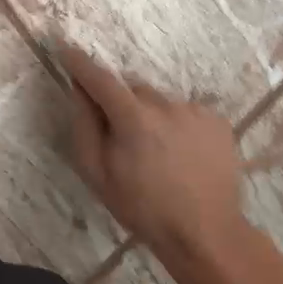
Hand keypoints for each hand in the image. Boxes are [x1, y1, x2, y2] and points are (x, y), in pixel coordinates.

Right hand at [61, 43, 254, 283]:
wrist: (206, 234)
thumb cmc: (143, 208)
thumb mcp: (97, 174)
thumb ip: (84, 126)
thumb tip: (78, 89)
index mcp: (133, 118)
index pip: (100, 78)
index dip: (79, 62)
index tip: (64, 48)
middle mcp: (166, 105)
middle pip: (132, 91)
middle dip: (122, 105)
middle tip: (123, 139)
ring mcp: (196, 111)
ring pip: (160, 102)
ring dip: (151, 116)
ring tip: (158, 154)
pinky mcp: (218, 121)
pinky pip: (186, 112)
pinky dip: (177, 125)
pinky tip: (182, 155)